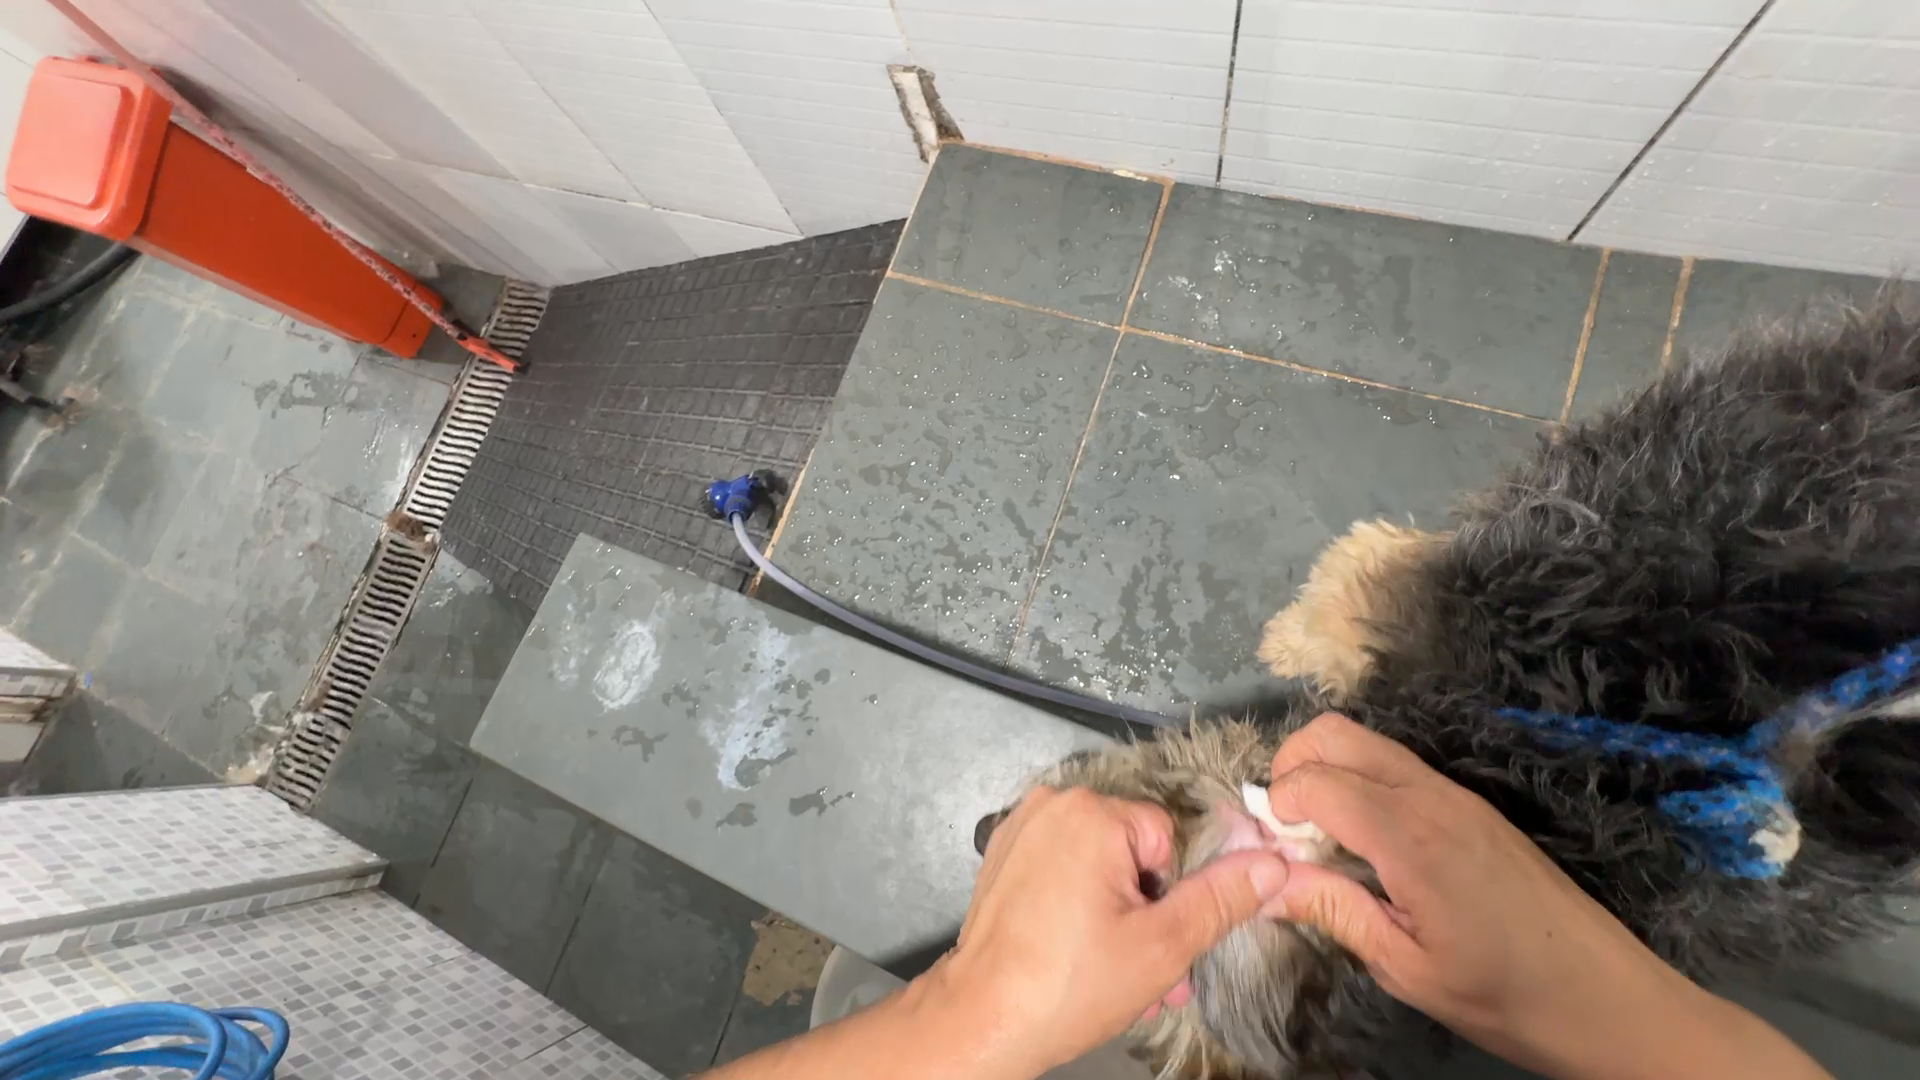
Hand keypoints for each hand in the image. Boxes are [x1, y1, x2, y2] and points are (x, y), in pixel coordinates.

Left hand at [927, 786, 1289, 1076]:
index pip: (1165, 837)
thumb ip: (1220, 898)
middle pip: (1129, 846)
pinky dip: (1074, 895)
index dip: (1166, 892)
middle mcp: (1054, 801)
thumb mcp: (1162, 945)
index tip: (1146, 934)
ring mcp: (1023, 822)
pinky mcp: (1003, 847)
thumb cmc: (1072, 982)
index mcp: (1092, 811)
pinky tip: (1070, 942)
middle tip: (1135, 962)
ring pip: (1095, 857)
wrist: (983, 1016)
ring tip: (1106, 963)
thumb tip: (1272, 862)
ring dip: (1113, 906)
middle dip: (1143, 905)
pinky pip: (1059, 860)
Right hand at [1264, 713, 1829, 1079]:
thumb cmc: (1508, 997)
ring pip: (1360, 739)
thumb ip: (1331, 910)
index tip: (1273, 851)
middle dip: (1290, 766)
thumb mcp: (1407, 969)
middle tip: (1288, 826)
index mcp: (1410, 836)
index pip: (1314, 780)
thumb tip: (1261, 881)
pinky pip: (1390, 763)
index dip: (1276, 807)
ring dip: (1322, 769)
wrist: (1619, 1005)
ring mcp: (1452, 792)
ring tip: (1320, 833)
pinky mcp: (1467, 802)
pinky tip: (1364, 839)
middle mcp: (1428, 795)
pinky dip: (1354, 779)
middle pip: (1332, 733)